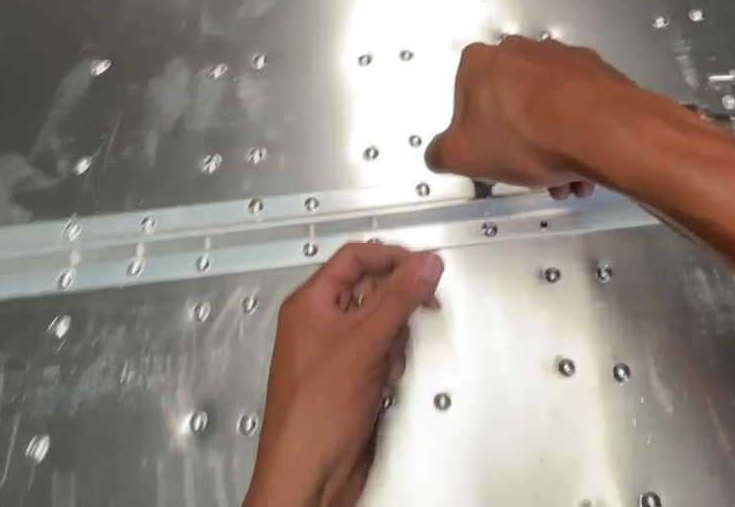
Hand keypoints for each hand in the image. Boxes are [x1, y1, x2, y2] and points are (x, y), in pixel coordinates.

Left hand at [244, 243, 444, 506]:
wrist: (310, 477)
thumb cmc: (314, 416)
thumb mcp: (366, 342)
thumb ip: (400, 297)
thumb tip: (424, 264)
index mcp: (310, 302)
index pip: (356, 257)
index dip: (392, 257)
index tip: (422, 266)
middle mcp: (319, 322)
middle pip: (372, 289)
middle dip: (395, 308)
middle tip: (416, 311)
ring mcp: (334, 350)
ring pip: (380, 322)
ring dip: (393, 341)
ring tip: (386, 362)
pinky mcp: (349, 376)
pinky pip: (380, 351)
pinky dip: (389, 363)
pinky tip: (383, 382)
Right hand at [425, 36, 690, 198]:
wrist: (600, 129)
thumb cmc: (525, 137)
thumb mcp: (462, 157)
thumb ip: (441, 153)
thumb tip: (439, 154)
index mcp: (479, 61)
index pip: (466, 100)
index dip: (478, 134)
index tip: (492, 157)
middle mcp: (519, 49)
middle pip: (509, 104)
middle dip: (520, 142)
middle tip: (531, 174)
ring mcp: (560, 56)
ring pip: (546, 106)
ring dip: (551, 142)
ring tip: (565, 177)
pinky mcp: (595, 69)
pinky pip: (578, 103)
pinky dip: (577, 130)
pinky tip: (584, 161)